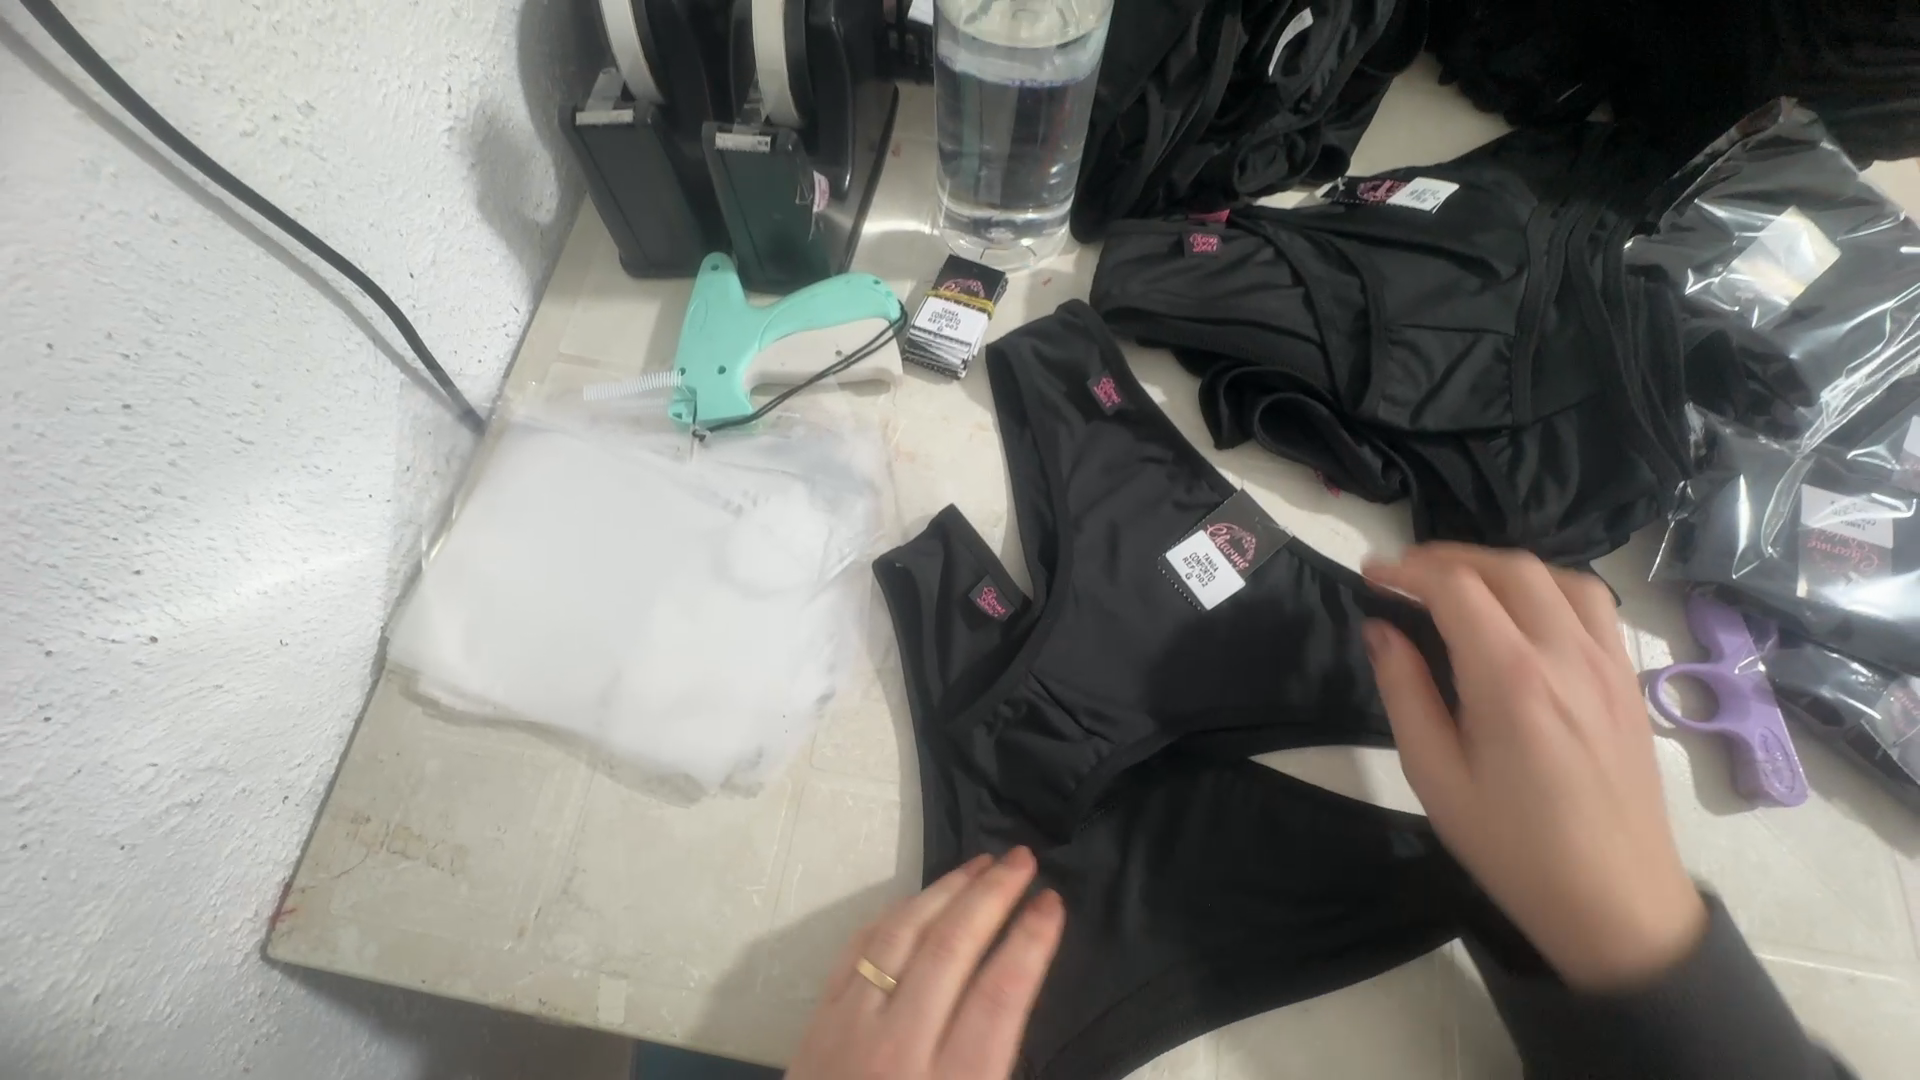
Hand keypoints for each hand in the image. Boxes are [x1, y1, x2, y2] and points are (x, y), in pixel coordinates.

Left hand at [786, 847, 1064, 1079]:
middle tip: (1023, 858)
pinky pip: (859, 948)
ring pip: (902, 934)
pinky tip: (919, 899)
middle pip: (951, 949)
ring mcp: (851, 1027)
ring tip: (980, 861)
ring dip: (945, 890)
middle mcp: (899, 1049)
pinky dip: (894, 915)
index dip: (1030, 942)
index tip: (1052, 902)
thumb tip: (1018, 995)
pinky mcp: (818, 1021)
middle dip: (993, 895)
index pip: (999, 997)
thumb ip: (998, 1066)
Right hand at [1362, 543, 1706, 991]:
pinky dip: (1547, 587)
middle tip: (1402, 574)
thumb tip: (1381, 629)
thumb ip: (1404, 688)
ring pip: (1559, 577)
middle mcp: (1566, 657)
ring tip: (1459, 583)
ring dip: (1500, 567)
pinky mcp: (1629, 683)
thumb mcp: (1432, 771)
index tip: (1369, 575)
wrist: (1614, 903)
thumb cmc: (1508, 843)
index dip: (1405, 570)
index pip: (1455, 588)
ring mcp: (1608, 666)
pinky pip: (1593, 607)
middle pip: (1509, 569)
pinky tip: (1520, 611)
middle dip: (1447, 558)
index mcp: (1510, 679)